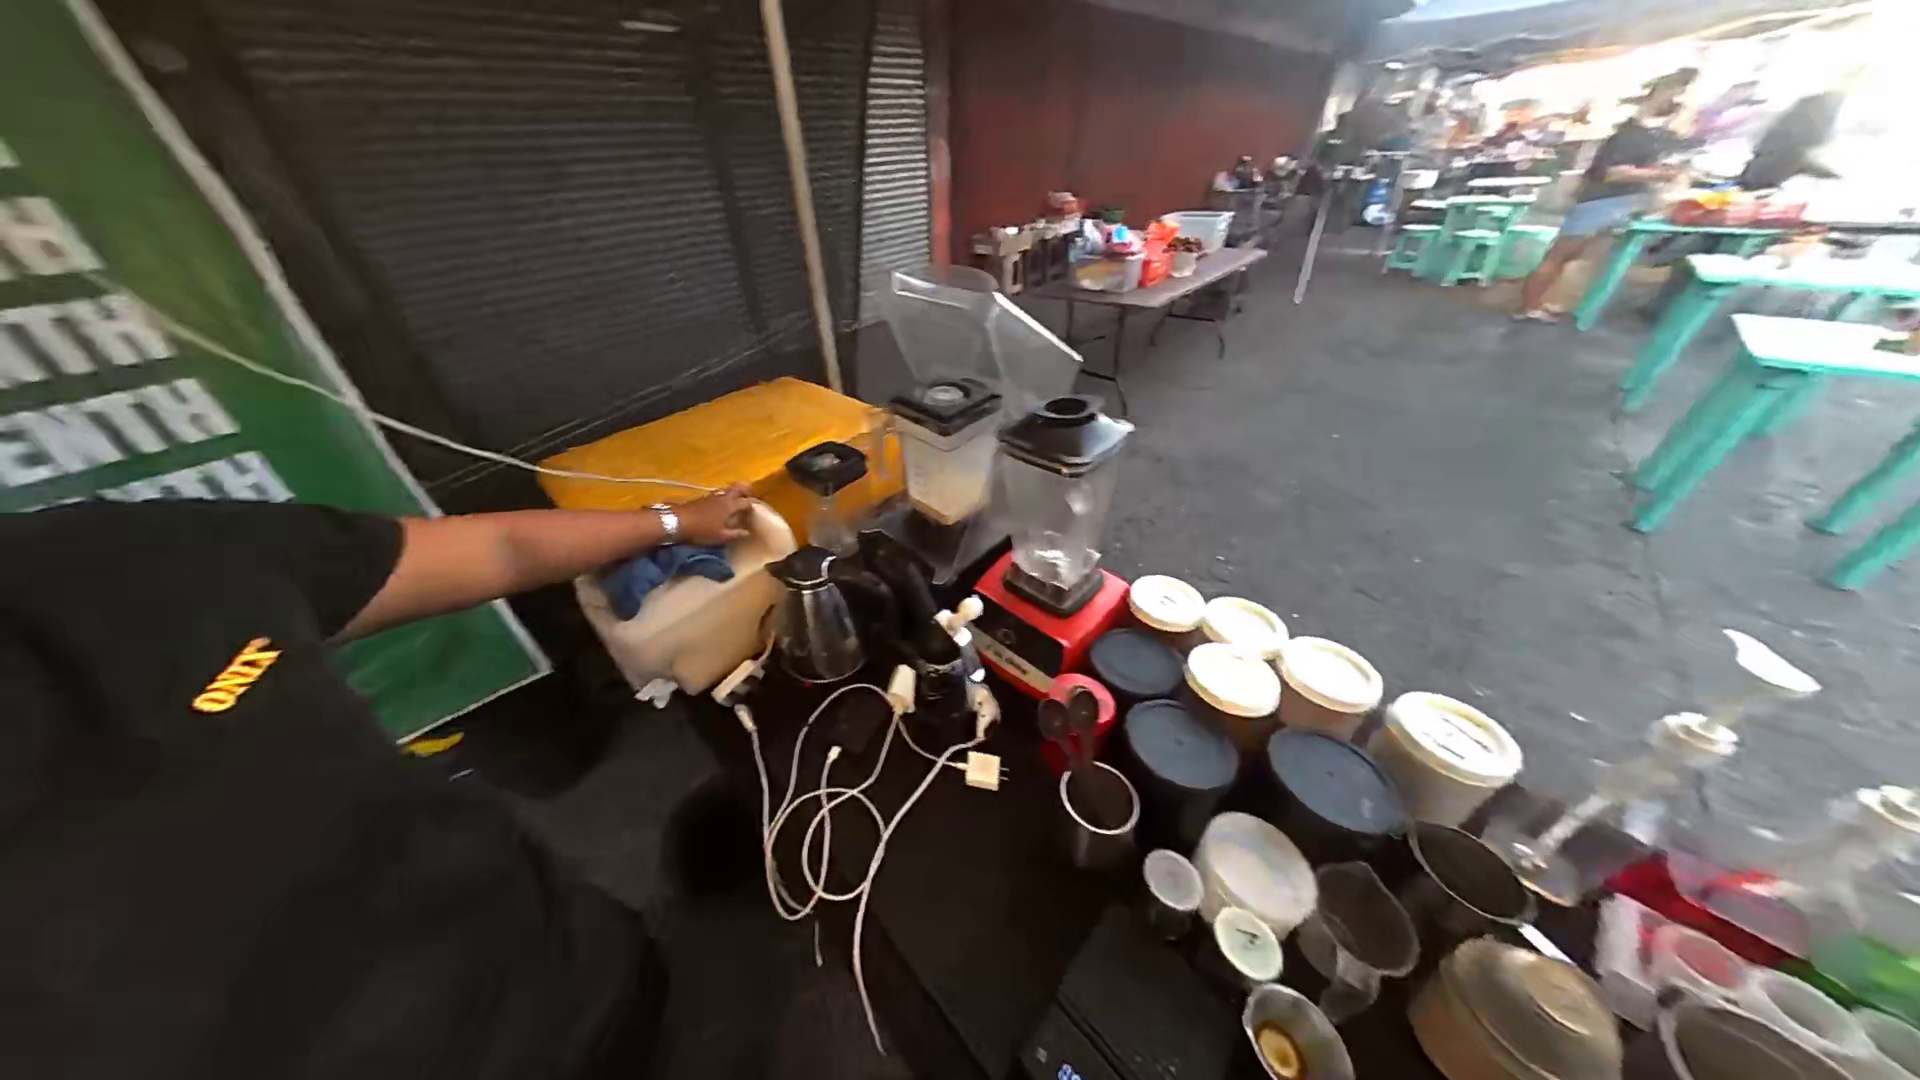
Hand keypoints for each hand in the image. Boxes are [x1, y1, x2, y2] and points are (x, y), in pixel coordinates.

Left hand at [671, 483, 753, 544]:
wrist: (677, 521)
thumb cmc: (702, 530)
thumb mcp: (721, 536)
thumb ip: (736, 534)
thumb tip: (748, 533)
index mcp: (730, 506)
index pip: (746, 502)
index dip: (753, 506)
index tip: (756, 511)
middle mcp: (723, 497)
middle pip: (738, 488)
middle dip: (746, 490)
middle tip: (750, 496)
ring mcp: (711, 496)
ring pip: (727, 489)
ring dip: (734, 492)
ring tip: (736, 500)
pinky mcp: (702, 498)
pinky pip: (718, 494)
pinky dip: (724, 496)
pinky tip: (721, 505)